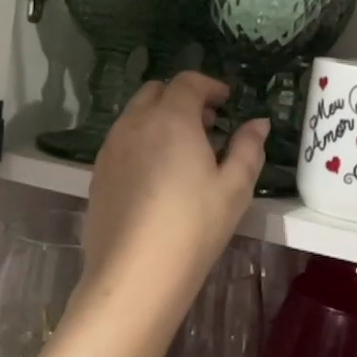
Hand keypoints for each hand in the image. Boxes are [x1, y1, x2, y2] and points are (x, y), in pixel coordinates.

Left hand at [78, 73, 266, 315]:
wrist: (135, 274)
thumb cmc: (193, 227)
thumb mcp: (234, 188)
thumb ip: (248, 148)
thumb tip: (258, 123)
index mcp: (171, 119)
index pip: (187, 82)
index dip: (209, 85)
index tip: (226, 101)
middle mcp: (134, 124)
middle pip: (156, 92)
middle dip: (183, 98)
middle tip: (207, 122)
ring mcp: (110, 148)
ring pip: (135, 116)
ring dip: (160, 118)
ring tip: (184, 149)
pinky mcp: (98, 174)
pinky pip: (122, 141)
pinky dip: (142, 141)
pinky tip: (158, 174)